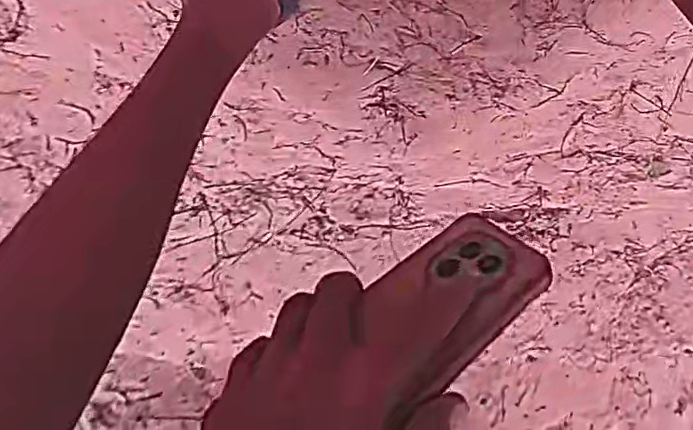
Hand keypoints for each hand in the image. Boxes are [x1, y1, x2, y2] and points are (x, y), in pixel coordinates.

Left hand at [204, 272, 469, 429]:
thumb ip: (420, 428)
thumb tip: (446, 408)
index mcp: (363, 382)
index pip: (420, 316)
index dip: (446, 293)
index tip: (461, 278)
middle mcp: (317, 364)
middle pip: (338, 291)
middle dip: (356, 297)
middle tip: (371, 317)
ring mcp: (270, 373)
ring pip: (295, 311)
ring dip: (314, 319)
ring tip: (329, 343)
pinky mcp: (232, 395)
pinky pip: (258, 350)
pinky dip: (275, 354)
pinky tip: (286, 377)